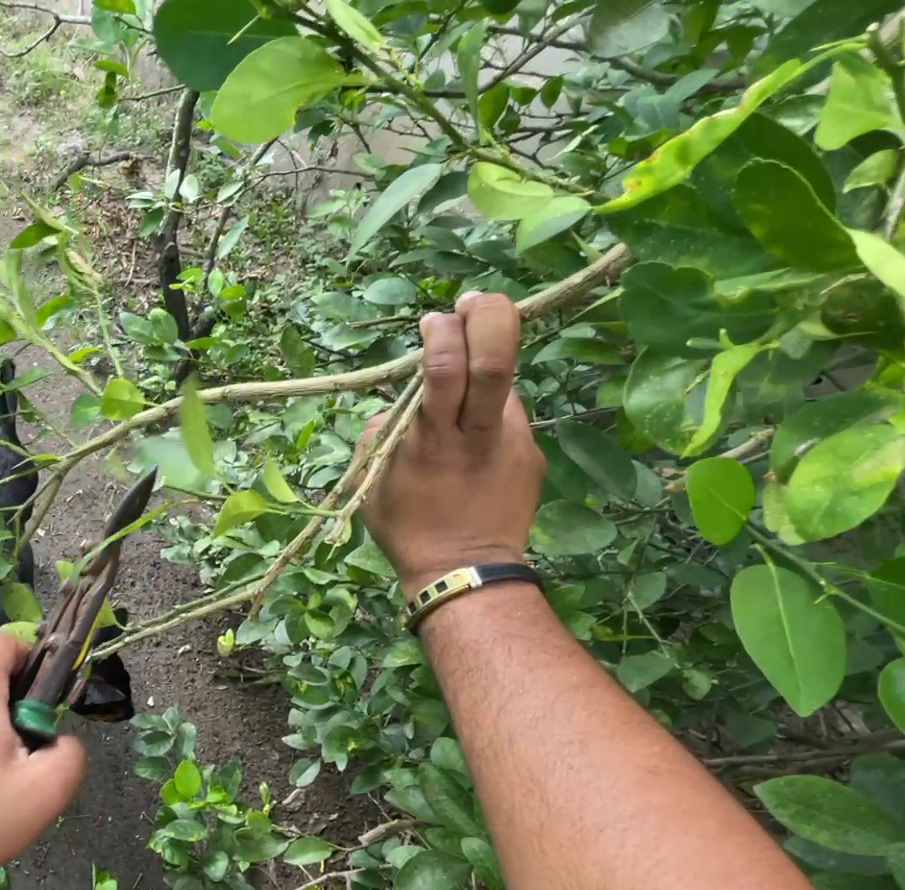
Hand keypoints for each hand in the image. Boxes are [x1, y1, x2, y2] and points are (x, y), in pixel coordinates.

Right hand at [357, 292, 544, 596]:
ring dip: (488, 360)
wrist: (463, 572)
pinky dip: (489, 411)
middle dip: (487, 317)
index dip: (442, 333)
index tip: (434, 320)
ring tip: (472, 359)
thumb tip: (399, 406)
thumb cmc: (405, 526)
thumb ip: (382, 432)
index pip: (442, 368)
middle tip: (472, 302)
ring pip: (505, 383)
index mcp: (430, 439)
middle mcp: (477, 433)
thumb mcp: (373, 479)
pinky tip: (474, 436)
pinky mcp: (532, 454)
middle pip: (495, 360)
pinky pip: (507, 417)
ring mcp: (513, 442)